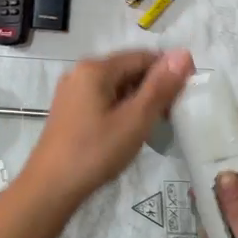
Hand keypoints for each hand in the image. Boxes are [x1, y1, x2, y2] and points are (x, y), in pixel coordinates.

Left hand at [20, 49, 193, 207]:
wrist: (51, 185)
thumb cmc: (96, 151)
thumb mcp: (134, 119)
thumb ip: (160, 86)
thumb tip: (183, 53)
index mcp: (94, 68)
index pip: (142, 56)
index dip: (168, 72)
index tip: (186, 96)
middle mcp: (79, 71)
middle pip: (127, 68)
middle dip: (153, 87)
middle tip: (170, 115)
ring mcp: (72, 90)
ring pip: (115, 85)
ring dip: (138, 99)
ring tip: (152, 125)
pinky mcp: (69, 108)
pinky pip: (102, 97)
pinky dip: (121, 107)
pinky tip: (129, 129)